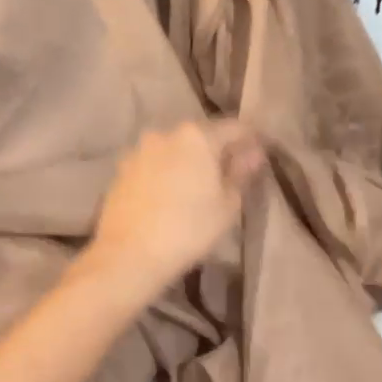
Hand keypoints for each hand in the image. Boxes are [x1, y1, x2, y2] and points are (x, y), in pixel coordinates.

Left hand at [90, 119, 267, 285]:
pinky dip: (165, 176)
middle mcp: (165, 134)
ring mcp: (139, 151)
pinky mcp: (121, 171)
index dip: (251, 139)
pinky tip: (169, 199)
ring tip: (196, 189)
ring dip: (188, 164)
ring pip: (174, 152)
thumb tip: (253, 154)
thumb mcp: (227, 206)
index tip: (261, 154)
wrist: (130, 254)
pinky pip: (153, 167)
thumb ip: (241, 174)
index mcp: (197, 137)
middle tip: (229, 175)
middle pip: (200, 137)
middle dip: (217, 152)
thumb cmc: (189, 229)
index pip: (234, 128)